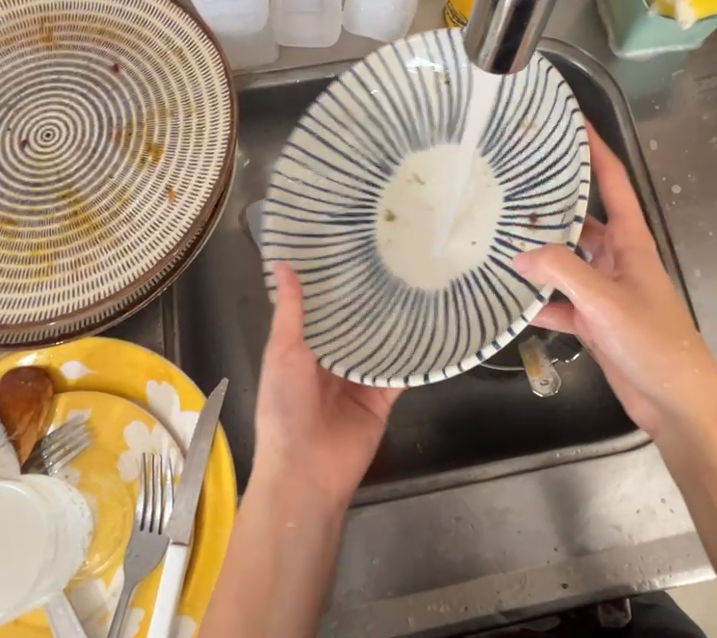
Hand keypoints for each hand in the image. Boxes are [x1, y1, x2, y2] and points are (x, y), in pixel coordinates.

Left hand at [254, 263, 402, 503]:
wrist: (306, 471)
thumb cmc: (285, 407)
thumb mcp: (282, 353)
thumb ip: (290, 312)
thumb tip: (283, 263)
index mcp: (304, 349)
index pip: (323, 308)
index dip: (334, 282)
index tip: (351, 245)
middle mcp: (333, 361)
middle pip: (355, 324)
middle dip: (370, 298)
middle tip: (394, 256)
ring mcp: (360, 380)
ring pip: (382, 344)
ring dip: (396, 322)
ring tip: (418, 281)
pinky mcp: (383, 398)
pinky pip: (402, 373)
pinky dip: (416, 356)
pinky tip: (435, 328)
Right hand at [516, 122, 716, 437]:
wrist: (677, 404)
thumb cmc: (653, 342)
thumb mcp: (605, 300)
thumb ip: (561, 272)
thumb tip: (518, 255)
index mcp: (631, 242)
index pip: (612, 182)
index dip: (595, 149)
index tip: (570, 121)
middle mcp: (617, 259)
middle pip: (580, 220)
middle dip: (550, 203)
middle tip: (510, 182)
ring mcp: (605, 291)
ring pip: (565, 263)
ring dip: (538, 256)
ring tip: (496, 237)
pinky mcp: (595, 322)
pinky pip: (560, 303)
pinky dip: (538, 303)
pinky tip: (507, 300)